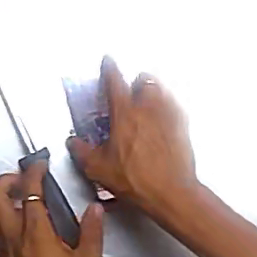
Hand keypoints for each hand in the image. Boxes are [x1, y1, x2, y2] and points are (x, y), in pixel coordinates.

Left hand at [0, 160, 104, 256]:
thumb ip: (92, 234)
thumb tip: (95, 208)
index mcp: (34, 232)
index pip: (28, 190)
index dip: (33, 171)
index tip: (40, 162)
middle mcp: (13, 238)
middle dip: (7, 180)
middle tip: (24, 177)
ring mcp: (3, 256)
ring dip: (9, 203)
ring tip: (31, 205)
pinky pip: (2, 239)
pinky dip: (12, 227)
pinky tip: (32, 241)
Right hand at [67, 58, 200, 220]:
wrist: (172, 194)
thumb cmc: (138, 180)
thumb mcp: (98, 168)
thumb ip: (82, 151)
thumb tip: (74, 144)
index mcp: (124, 113)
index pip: (114, 80)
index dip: (109, 68)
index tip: (108, 62)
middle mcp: (147, 108)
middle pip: (144, 79)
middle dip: (136, 80)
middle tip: (131, 86)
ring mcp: (167, 116)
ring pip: (162, 89)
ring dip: (154, 90)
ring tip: (148, 97)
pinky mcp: (183, 128)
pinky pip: (175, 107)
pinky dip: (169, 106)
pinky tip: (164, 118)